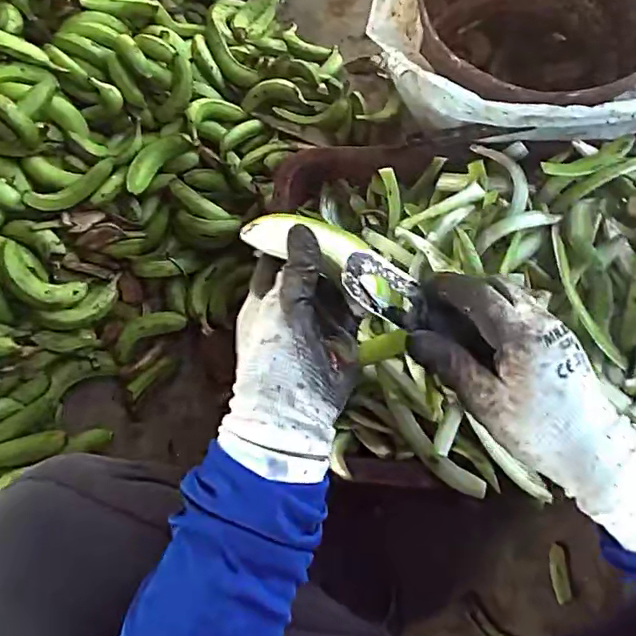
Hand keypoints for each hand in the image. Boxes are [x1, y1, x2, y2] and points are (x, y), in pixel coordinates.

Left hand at [221, 224, 360, 482]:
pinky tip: (369, 285)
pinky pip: (353, 307)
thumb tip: (300, 228)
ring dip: (349, 273)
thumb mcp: (283, 308)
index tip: (313, 221)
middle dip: (329, 254)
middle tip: (346, 238)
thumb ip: (296, 270)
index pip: (277, 256)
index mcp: (266, 295)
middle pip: (312, 268)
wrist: (293, 415)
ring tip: (362, 257)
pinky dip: (362, 296)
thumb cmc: (275, 355)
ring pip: (336, 286)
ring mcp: (318, 318)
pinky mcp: (341, 334)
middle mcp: (293, 302)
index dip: (292, 239)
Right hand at [409, 274, 635, 551]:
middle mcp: (538, 318)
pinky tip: (486, 338)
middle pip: (494, 284)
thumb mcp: (485, 402)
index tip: (421, 289)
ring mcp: (553, 325)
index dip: (446, 286)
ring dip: (481, 298)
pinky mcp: (560, 338)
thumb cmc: (536, 430)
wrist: (596, 450)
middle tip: (436, 306)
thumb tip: (413, 337)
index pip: (476, 292)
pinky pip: (523, 309)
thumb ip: (450, 363)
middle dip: (462, 289)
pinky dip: (498, 310)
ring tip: (457, 322)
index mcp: (519, 331)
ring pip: (511, 294)